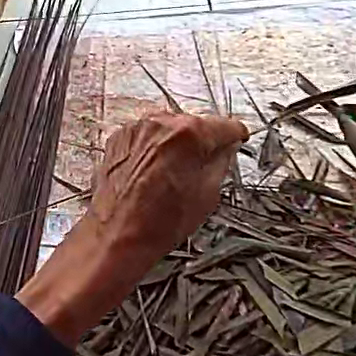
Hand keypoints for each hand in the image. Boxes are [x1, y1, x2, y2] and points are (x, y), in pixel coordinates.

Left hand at [18, 113, 248, 345]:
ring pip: (167, 128)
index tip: (237, 139)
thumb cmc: (160, 221)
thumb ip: (221, 162)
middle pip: (193, 124)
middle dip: (202, 141)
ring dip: (176, 143)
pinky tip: (154, 172)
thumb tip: (225, 149)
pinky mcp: (118, 138)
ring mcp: (136, 128)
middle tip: (205, 164)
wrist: (118, 233)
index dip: (234, 135)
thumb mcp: (208, 194)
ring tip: (175, 173)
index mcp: (189, 133)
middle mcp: (160, 123)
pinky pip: (145, 136)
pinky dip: (153, 148)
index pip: (224, 125)